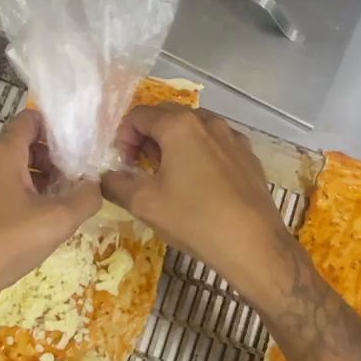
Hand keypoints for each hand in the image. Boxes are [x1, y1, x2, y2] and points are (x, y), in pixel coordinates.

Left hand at [0, 110, 101, 314]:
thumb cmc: (5, 240)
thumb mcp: (56, 220)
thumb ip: (85, 198)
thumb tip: (97, 186)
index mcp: (3, 153)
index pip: (30, 119)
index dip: (57, 125)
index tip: (83, 140)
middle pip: (25, 145)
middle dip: (55, 155)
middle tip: (81, 172)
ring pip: (17, 170)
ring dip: (43, 178)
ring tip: (69, 196)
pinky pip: (7, 191)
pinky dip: (28, 196)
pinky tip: (45, 218)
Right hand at [99, 105, 291, 279]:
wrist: (254, 245)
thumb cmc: (194, 219)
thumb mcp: (144, 204)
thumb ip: (116, 184)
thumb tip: (107, 177)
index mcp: (179, 126)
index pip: (139, 115)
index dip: (123, 136)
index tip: (123, 164)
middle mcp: (208, 122)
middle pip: (167, 116)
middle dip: (147, 137)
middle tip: (140, 167)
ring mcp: (233, 138)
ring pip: (193, 129)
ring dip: (174, 145)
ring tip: (169, 177)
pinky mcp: (249, 157)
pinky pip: (215, 145)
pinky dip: (199, 155)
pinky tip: (199, 185)